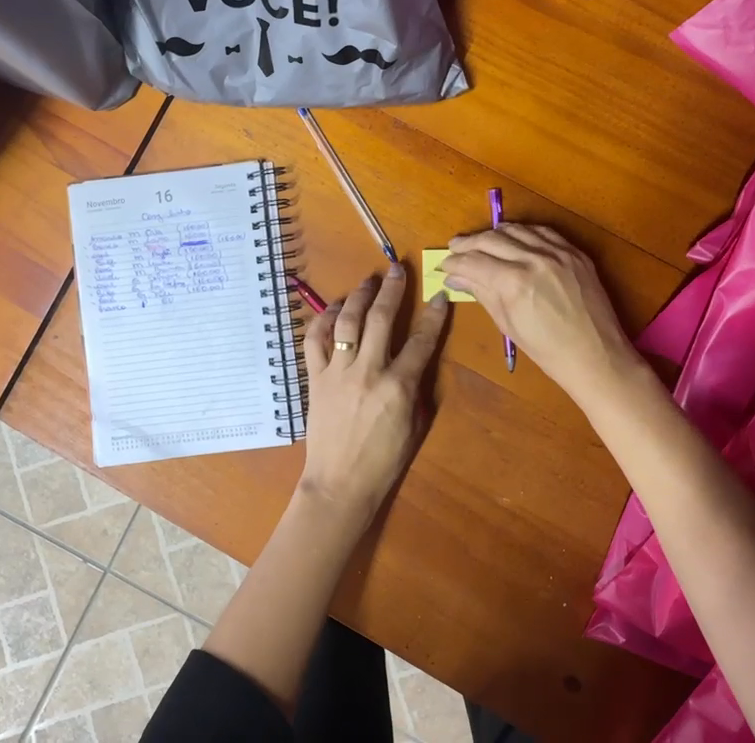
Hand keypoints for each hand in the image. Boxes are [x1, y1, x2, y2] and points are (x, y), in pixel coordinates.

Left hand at [299, 265, 449, 519]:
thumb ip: (416, 389)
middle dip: (392, 290)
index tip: (439, 294)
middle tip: (396, 269)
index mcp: (399, 386)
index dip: (434, 316)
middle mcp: (368, 371)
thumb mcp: (414, 426)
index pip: (421, 340)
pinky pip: (316, 340)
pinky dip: (323, 320)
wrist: (339, 484)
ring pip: (347, 322)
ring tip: (368, 281)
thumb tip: (416, 361)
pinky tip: (333, 308)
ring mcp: (338, 372)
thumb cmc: (383, 462)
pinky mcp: (315, 378)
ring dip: (358, 296)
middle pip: (381, 319)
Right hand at [438, 224, 652, 402]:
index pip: (473, 262)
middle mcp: (534, 259)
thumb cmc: (547, 350)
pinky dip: (523, 232)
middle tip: (454, 248)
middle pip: (490, 239)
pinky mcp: (575, 252)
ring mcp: (558, 252)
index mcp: (514, 282)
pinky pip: (542, 231)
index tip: (444, 265)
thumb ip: (481, 293)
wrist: (596, 355)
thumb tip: (455, 278)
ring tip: (480, 240)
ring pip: (516, 230)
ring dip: (493, 233)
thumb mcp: (507, 324)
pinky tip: (513, 237)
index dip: (454, 262)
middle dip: (467, 243)